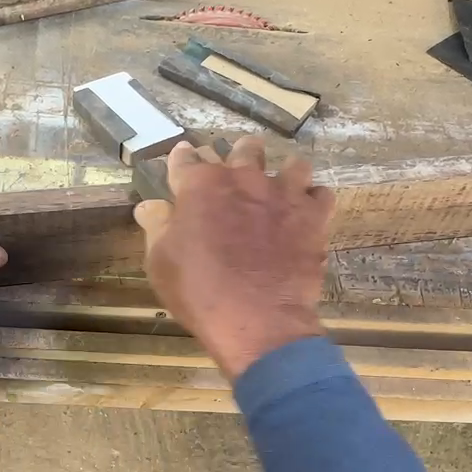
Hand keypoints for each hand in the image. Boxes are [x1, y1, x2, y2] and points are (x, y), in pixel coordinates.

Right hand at [134, 136, 334, 379]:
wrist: (256, 320)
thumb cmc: (197, 291)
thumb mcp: (160, 262)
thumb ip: (157, 227)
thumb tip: (150, 206)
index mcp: (201, 185)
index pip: (186, 159)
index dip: (182, 159)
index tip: (182, 159)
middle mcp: (244, 178)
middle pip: (244, 150)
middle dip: (238, 156)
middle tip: (235, 175)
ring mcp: (283, 195)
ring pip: (291, 165)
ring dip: (284, 173)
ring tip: (279, 190)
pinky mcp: (312, 218)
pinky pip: (321, 195)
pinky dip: (312, 202)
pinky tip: (305, 214)